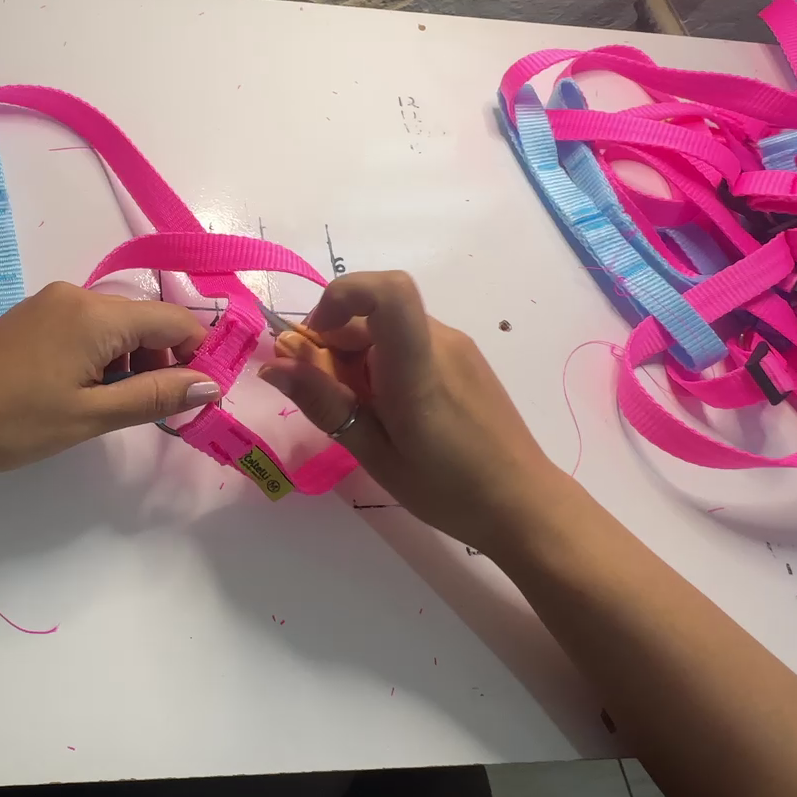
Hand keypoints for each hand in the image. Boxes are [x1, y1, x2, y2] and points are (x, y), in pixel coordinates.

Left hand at [0, 282, 220, 487]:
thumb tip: (211, 384)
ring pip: (116, 324)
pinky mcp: (33, 315)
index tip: (203, 394)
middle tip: (158, 409)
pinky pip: (87, 327)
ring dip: (133, 359)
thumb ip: (154, 396)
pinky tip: (89, 390)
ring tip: (118, 406)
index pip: (173, 319)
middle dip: (163, 359)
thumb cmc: (10, 425)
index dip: (198, 353)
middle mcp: (75, 294)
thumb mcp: (89, 417)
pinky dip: (103, 355)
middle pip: (145, 319)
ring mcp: (50, 302)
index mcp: (94, 313)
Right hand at [256, 271, 580, 553]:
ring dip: (355, 356)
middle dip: (333, 343)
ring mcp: (455, 345)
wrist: (524, 506)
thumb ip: (324, 403)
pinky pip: (405, 339)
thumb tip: (272, 365)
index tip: (316, 343)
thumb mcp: (374, 454)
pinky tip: (390, 409)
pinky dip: (380, 362)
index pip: (386, 291)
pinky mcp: (462, 356)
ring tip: (364, 413)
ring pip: (385, 326)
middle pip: (371, 312)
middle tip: (332, 400)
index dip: (340, 298)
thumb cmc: (447, 489)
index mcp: (418, 367)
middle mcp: (440, 341)